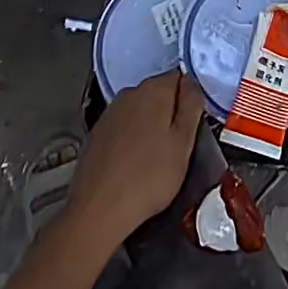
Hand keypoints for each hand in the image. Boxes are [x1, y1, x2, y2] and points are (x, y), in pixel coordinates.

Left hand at [66, 71, 203, 245]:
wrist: (98, 211)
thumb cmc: (150, 176)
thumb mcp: (184, 142)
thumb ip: (192, 105)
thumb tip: (191, 83)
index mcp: (153, 90)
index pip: (180, 77)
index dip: (190, 98)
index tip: (192, 124)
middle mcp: (128, 94)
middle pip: (158, 92)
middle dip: (170, 111)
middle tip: (178, 144)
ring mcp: (108, 114)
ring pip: (140, 110)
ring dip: (150, 125)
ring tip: (156, 157)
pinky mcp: (95, 134)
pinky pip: (123, 127)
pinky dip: (131, 138)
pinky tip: (133, 163)